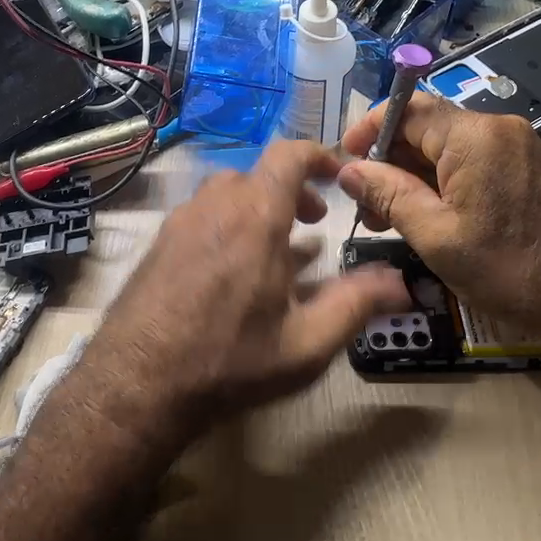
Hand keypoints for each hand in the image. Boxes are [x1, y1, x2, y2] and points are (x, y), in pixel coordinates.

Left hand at [76, 140, 409, 444]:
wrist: (136, 385)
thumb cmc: (230, 360)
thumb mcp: (306, 342)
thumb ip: (357, 304)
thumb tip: (403, 283)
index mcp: (255, 215)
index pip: (289, 155)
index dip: (319, 155)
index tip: (340, 174)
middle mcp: (215, 204)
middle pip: (259, 175)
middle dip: (292, 191)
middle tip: (313, 222)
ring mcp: (181, 222)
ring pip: (229, 194)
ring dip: (260, 208)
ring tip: (279, 252)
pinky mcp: (160, 243)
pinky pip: (204, 216)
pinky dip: (230, 225)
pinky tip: (236, 273)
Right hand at [338, 94, 540, 357]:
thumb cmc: (512, 271)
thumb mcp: (438, 238)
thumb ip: (390, 196)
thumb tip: (350, 171)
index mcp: (473, 136)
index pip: (406, 108)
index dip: (369, 128)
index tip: (345, 159)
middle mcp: (498, 128)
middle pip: (426, 127)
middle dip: (390, 161)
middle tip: (367, 206)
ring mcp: (518, 147)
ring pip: (448, 147)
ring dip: (415, 176)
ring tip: (393, 219)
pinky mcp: (528, 169)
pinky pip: (473, 161)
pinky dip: (445, 182)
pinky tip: (430, 217)